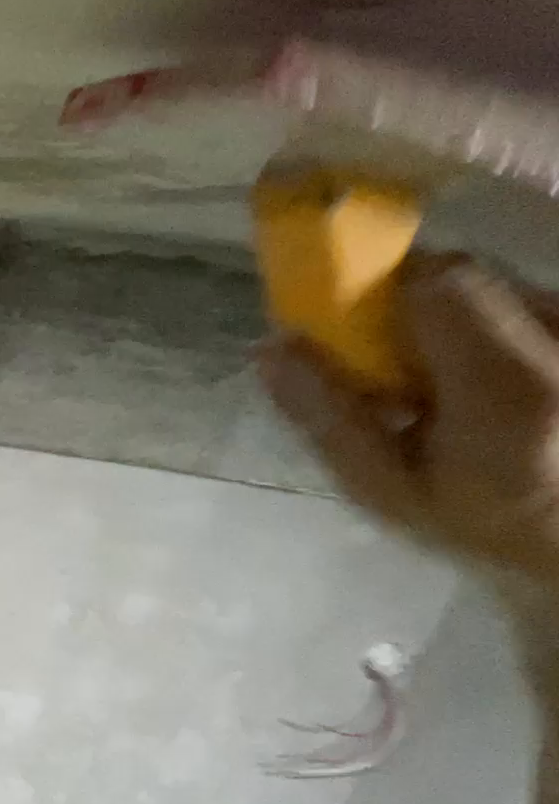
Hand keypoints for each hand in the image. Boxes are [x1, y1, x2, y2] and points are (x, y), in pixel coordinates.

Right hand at [258, 257, 558, 585]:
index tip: (342, 319)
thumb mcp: (379, 485)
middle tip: (386, 365)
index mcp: (507, 389)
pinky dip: (495, 333)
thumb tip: (270, 347)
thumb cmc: (475, 523)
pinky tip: (486, 385)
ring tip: (440, 385)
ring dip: (453, 322)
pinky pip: (533, 307)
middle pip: (468, 280)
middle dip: (411, 308)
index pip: (439, 282)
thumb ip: (326, 417)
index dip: (382, 286)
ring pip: (500, 290)